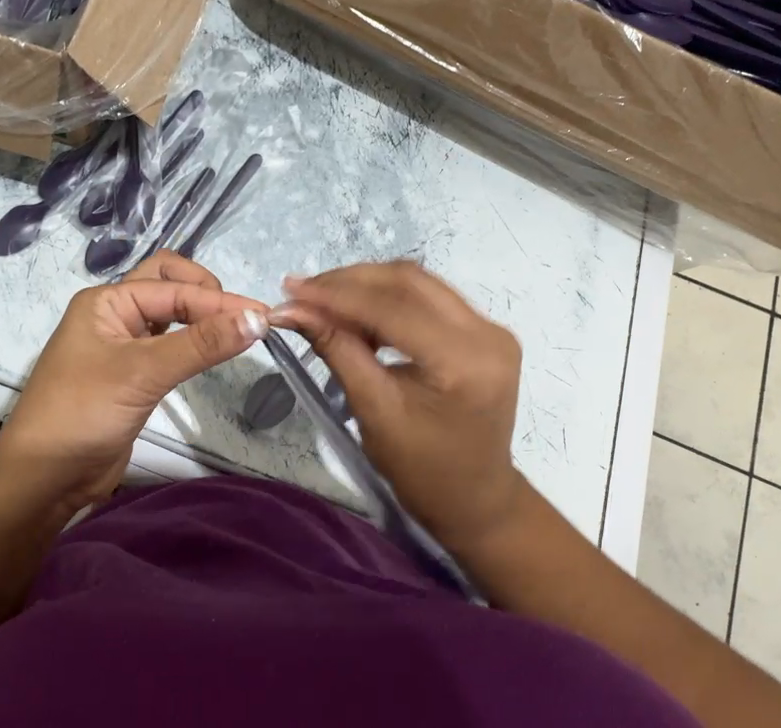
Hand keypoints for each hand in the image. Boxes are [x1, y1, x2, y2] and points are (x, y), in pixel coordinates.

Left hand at [0, 253, 267, 509]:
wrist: (45, 477)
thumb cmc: (83, 413)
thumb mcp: (142, 373)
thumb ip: (200, 344)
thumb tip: (257, 319)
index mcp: (106, 302)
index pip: (172, 287)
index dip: (218, 301)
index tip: (263, 318)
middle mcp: (113, 316)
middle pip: (168, 286)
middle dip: (206, 295)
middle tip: (243, 319)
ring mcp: (121, 346)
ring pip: (169, 317)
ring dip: (201, 319)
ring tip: (240, 334)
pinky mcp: (131, 377)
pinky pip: (168, 347)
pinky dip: (192, 344)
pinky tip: (214, 353)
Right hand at [272, 261, 526, 552]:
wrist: (474, 499)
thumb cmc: (422, 469)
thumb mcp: (373, 410)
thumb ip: (337, 350)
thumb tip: (291, 309)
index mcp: (464, 362)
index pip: (392, 308)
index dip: (336, 295)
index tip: (290, 292)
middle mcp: (486, 334)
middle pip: (407, 281)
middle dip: (348, 281)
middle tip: (301, 291)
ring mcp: (489, 328)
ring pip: (416, 282)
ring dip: (365, 285)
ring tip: (321, 300)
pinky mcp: (483, 330)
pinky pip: (427, 296)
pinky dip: (386, 297)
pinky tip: (355, 312)